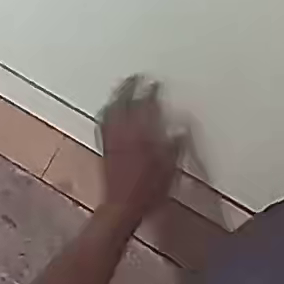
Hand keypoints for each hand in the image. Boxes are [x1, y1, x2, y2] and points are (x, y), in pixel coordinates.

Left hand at [99, 75, 182, 219]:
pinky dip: (105, 113)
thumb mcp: (171, 168)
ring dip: (116, 97)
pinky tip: (107, 111)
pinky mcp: (104, 148)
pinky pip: (102, 124)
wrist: (122, 206)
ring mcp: (111, 140)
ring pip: (111, 111)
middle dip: (129, 87)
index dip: (150, 92)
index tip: (154, 83)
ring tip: (120, 88)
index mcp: (143, 135)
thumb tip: (181, 129)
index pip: (146, 106)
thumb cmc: (149, 190)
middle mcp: (124, 133)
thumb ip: (175, 146)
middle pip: (124, 103)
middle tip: (135, 77)